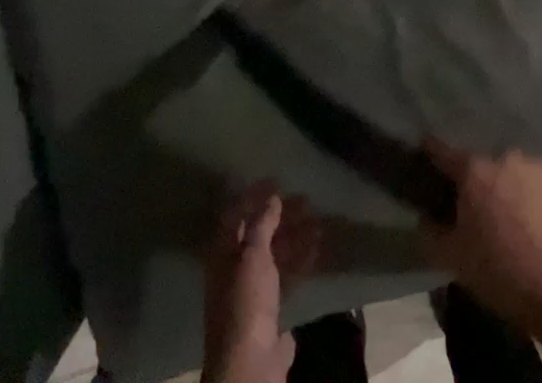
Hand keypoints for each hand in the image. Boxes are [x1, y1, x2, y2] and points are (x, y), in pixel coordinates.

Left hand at [202, 181, 321, 382]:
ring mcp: (253, 289)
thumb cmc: (245, 303)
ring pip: (275, 255)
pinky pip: (286, 276)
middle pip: (259, 234)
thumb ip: (261, 225)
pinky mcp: (271, 309)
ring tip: (319, 221)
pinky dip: (300, 260)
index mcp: (222, 253)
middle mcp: (234, 268)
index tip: (278, 179)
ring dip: (295, 236)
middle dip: (282, 216)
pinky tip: (317, 250)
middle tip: (307, 199)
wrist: (250, 363)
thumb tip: (271, 197)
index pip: (235, 214)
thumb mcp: (252, 258)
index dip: (253, 195)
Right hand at [418, 139, 541, 327]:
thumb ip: (430, 232)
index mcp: (474, 171)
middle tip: (474, 208)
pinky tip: (535, 220)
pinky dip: (531, 194)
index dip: (429, 152)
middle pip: (481, 164)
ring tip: (509, 217)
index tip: (424, 156)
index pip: (441, 150)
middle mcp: (506, 157)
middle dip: (475, 181)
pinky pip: (537, 182)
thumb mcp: (452, 258)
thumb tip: (424, 218)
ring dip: (505, 186)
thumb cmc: (500, 271)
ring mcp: (539, 167)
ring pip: (512, 172)